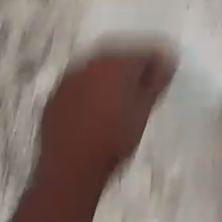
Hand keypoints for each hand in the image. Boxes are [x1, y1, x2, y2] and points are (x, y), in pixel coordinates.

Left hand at [35, 48, 175, 189]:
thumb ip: (156, 82)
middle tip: (143, 81)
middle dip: (132, 64)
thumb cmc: (113, 140)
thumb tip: (168, 62)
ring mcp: (69, 79)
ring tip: (120, 95)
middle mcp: (91, 63)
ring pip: (96, 69)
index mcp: (116, 62)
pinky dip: (89, 89)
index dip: (156, 59)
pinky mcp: (54, 97)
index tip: (165, 69)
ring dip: (109, 76)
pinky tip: (95, 107)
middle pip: (118, 56)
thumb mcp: (143, 111)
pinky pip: (77, 85)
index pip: (142, 51)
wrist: (69, 169)